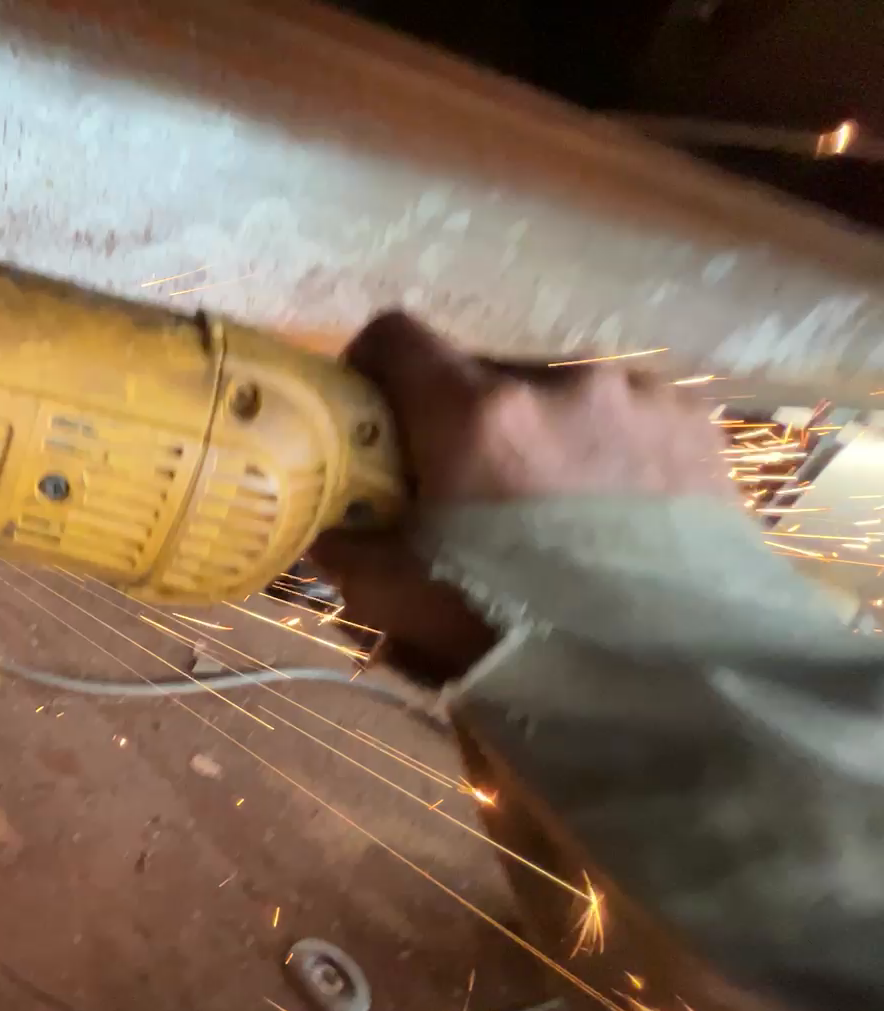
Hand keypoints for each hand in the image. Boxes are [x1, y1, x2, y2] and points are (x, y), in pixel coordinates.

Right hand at [309, 312, 730, 681]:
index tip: (366, 407)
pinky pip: (612, 410)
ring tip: (529, 500)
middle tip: (446, 481)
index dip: (367, 363)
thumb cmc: (504, 622)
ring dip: (519, 429)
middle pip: (470, 369)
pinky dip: (585, 442)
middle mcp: (555, 381)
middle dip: (447, 415)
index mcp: (472, 412)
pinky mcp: (693, 422)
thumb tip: (318, 518)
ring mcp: (635, 395)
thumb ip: (338, 538)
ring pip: (543, 390)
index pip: (394, 335)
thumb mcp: (385, 590)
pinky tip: (594, 504)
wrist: (667, 674)